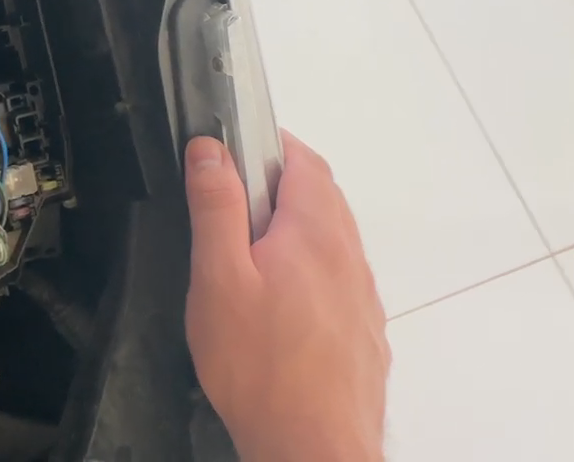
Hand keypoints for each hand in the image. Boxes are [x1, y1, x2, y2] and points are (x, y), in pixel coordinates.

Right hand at [184, 132, 388, 461]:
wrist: (311, 452)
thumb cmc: (256, 360)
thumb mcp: (218, 273)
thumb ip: (216, 205)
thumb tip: (210, 148)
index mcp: (316, 236)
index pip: (306, 163)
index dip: (270, 142)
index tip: (231, 144)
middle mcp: (349, 261)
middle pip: (322, 197)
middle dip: (277, 182)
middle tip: (225, 195)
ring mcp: (362, 301)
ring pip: (330, 238)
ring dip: (291, 223)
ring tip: (241, 248)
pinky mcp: (363, 334)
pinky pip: (335, 276)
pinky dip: (306, 262)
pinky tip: (272, 296)